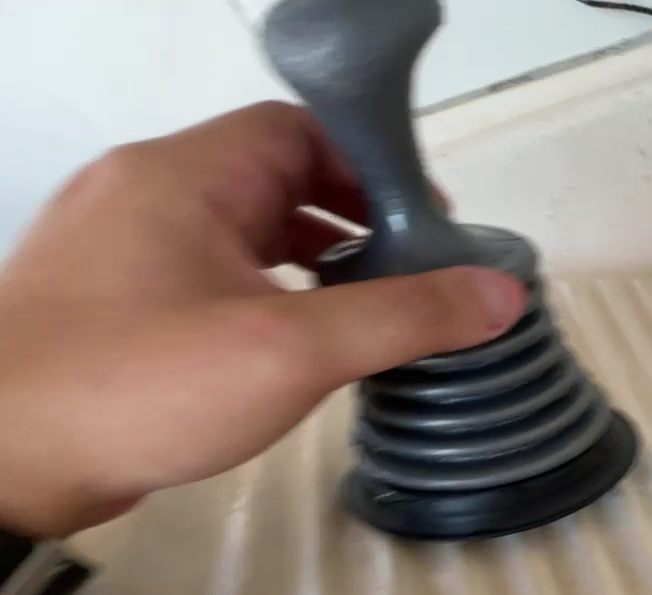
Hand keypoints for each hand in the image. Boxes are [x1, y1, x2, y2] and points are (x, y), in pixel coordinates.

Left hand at [0, 103, 526, 537]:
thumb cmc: (143, 385)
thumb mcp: (297, 348)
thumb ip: (408, 315)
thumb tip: (504, 292)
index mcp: (182, 179)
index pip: (296, 132)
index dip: (375, 169)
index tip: (436, 230)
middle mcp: (150, 196)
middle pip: (280, 176)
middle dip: (364, 219)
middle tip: (424, 275)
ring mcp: (132, 249)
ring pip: (254, 226)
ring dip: (329, 257)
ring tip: (385, 309)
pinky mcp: (128, 299)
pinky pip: (227, 268)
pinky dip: (288, 287)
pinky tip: (318, 338)